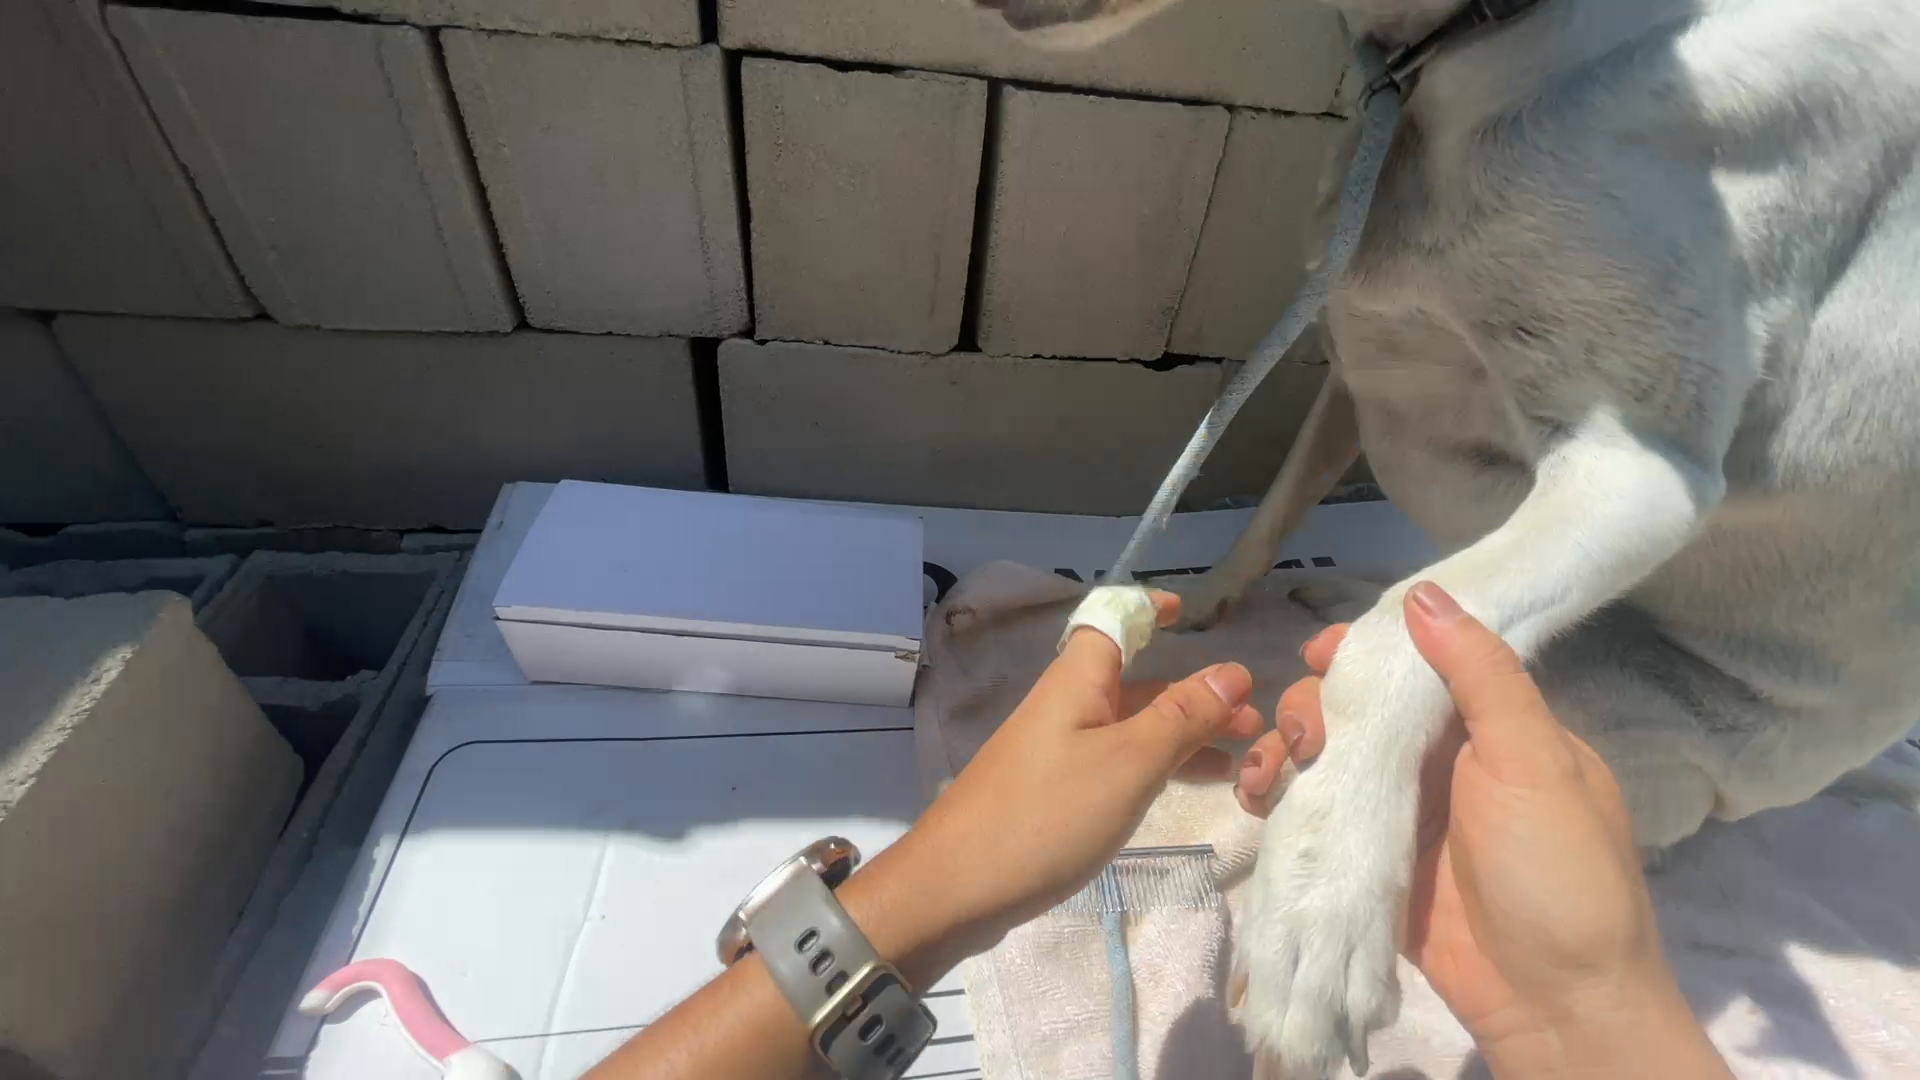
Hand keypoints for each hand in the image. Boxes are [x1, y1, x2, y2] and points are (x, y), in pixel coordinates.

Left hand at [847, 591, 1264, 984]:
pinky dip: (1156, 766)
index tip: (1189, 612)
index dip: (1146, 608)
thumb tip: (1231, 670)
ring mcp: (1059, 747)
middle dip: (1193, 693)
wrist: (959, 883)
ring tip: (1241, 759)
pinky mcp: (1055, 788)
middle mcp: (1067, 703)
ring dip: (1183, 734)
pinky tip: (1192, 786)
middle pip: (1134, 680)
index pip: (1111, 619)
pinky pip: (1115, 761)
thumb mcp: (1128, 762)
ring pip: (1130, 725)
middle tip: (1252, 723)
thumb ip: (1181, 716)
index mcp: (1078, 679)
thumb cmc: (1049, 810)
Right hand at [1239, 583, 1728, 1076]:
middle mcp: (1425, 756)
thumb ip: (1481, 676)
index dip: (1359, 652)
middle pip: (1348, 704)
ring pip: (1315, 749)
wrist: (1551, 1006)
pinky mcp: (1356, 846)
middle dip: (1310, 706)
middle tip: (1305, 736)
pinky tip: (1256, 797)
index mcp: (1475, 726)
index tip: (1322, 653)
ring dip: (1280, 746)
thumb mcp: (1532, 763)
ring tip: (1267, 774)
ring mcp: (1386, 803)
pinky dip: (1273, 790)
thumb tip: (1422, 594)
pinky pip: (1303, 800)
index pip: (1407, 665)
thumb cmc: (1556, 874)